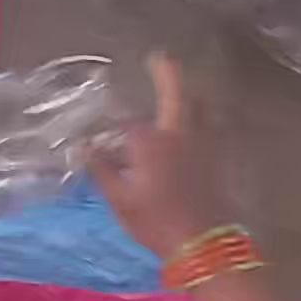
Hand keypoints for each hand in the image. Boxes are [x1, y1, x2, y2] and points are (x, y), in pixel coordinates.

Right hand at [89, 54, 229, 258]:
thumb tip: (85, 148)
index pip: (127, 123)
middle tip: (158, 57)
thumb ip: (102, 170)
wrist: (201, 244)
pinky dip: (197, 116)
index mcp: (150, 142)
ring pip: (197, 107)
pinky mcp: (214, 158)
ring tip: (176, 88)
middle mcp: (178, 134)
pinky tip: (189, 125)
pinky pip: (206, 126)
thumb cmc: (155, 222)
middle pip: (176, 93)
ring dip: (186, 94)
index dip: (111, 126)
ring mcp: (201, 144)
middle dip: (167, 72)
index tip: (97, 135)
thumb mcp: (120, 199)